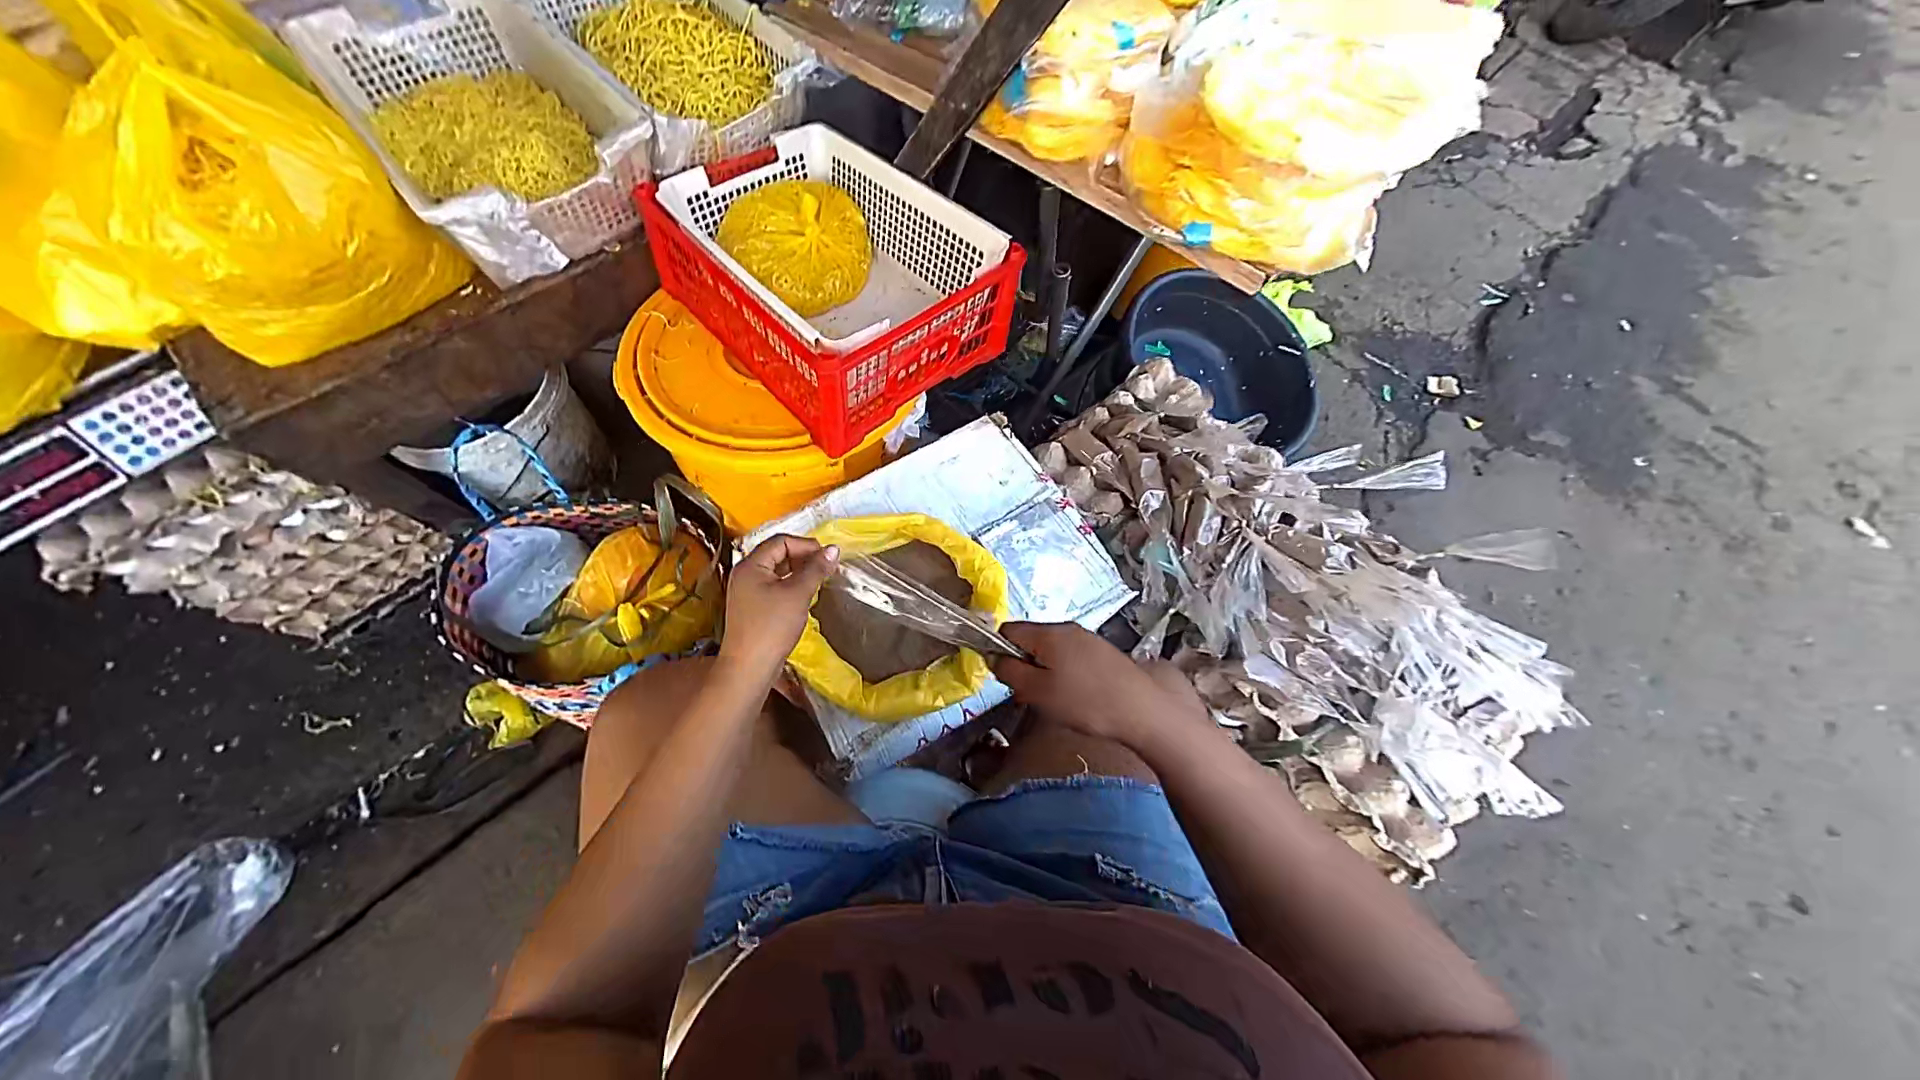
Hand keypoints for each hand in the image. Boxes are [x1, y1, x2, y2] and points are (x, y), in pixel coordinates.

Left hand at [719, 535, 838, 679]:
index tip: (827, 557)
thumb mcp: (798, 594)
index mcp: (751, 565)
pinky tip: (804, 596)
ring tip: (818, 581)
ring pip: (776, 571)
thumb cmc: (772, 627)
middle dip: (803, 557)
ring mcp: (747, 591)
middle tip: (825, 568)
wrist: (749, 667)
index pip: (781, 541)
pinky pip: (773, 586)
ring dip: (799, 572)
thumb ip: (816, 569)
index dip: (806, 545)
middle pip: (777, 553)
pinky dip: (791, 585)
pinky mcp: (752, 607)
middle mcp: (745, 574)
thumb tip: (833, 550)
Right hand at [990, 622, 1213, 754]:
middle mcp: (1068, 628)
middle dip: (1023, 664)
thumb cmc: (1085, 701)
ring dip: (1044, 672)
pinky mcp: (1104, 654)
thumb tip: (993, 656)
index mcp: (1048, 633)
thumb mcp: (1038, 690)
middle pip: (1030, 639)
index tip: (1006, 678)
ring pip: (1051, 650)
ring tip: (1055, 701)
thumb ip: (1010, 671)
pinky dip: (1065, 675)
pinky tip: (1076, 698)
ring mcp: (1088, 640)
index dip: (999, 651)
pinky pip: (1071, 658)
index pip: (1008, 630)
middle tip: (1030, 695)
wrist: (1143, 711)